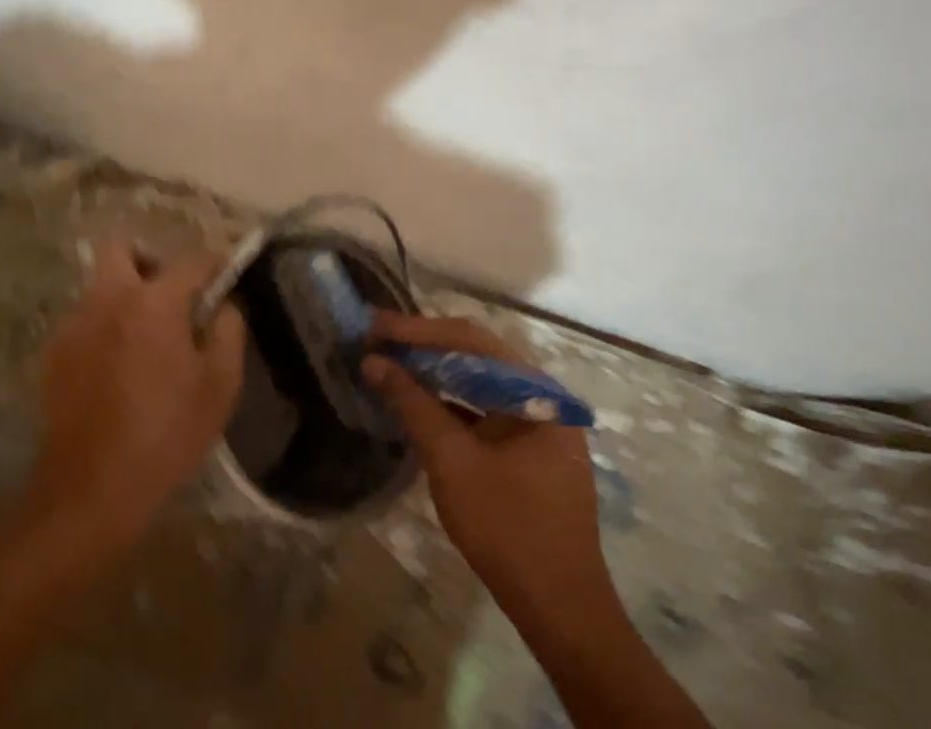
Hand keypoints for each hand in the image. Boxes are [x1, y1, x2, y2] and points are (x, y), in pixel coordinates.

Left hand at [25, 237, 246, 546]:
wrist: (93, 484)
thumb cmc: (167, 434)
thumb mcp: (219, 387)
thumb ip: (228, 333)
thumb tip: (225, 306)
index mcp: (153, 303)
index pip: (191, 260)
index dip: (214, 263)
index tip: (225, 276)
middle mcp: (107, 299)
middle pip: (120, 246)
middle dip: (148, 258)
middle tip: (170, 294)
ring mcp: (73, 324)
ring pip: (99, 286)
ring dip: (124, 296)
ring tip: (145, 341)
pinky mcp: (53, 352)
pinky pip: (83, 321)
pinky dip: (103, 329)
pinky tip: (117, 369)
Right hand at [361, 311, 611, 621]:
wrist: (558, 604)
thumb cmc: (506, 528)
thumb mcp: (452, 462)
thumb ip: (413, 405)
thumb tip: (374, 362)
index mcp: (537, 393)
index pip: (472, 340)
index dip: (417, 330)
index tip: (372, 327)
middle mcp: (543, 398)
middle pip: (477, 355)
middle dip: (423, 347)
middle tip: (373, 342)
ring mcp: (538, 424)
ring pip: (479, 383)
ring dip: (433, 373)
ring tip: (386, 365)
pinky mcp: (527, 449)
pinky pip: (483, 410)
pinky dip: (449, 402)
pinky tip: (415, 402)